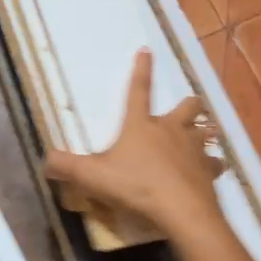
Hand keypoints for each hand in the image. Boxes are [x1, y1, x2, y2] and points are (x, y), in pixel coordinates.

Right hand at [45, 49, 222, 231]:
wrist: (180, 209)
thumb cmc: (134, 186)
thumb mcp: (91, 177)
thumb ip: (66, 167)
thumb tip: (45, 159)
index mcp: (140, 125)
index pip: (138, 91)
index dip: (141, 70)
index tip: (146, 51)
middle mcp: (171, 129)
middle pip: (187, 106)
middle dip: (187, 105)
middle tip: (183, 111)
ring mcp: (194, 148)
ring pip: (206, 131)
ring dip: (203, 133)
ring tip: (199, 140)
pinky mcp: (209, 170)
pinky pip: (216, 163)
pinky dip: (212, 165)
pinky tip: (208, 171)